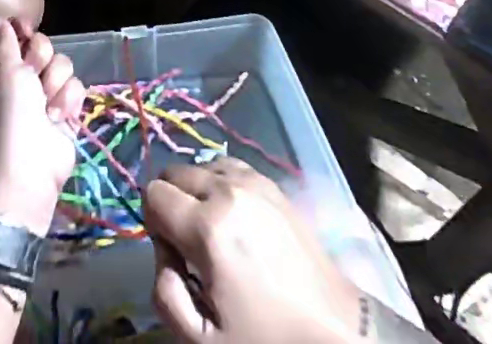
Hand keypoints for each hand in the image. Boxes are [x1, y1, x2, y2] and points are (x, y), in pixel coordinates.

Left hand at [0, 18, 84, 232]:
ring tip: (47, 107)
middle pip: (44, 46)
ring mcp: (47, 94)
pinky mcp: (67, 109)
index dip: (24, 31)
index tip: (26, 30)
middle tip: (33, 76)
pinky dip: (68, 101)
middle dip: (42, 59)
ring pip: (64, 65)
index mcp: (2, 69)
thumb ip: (4, 42)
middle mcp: (24, 79)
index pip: (16, 36)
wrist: (30, 165)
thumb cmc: (10, 115)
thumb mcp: (4, 72)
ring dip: (56, 84)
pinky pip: (77, 87)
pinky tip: (59, 117)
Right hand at [145, 159, 361, 343]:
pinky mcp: (274, 185)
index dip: (153, 225)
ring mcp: (254, 182)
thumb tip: (164, 251)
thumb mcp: (201, 339)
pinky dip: (222, 183)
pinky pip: (230, 166)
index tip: (174, 257)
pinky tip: (236, 218)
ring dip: (197, 191)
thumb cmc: (267, 340)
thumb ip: (164, 291)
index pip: (153, 194)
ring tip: (215, 231)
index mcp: (207, 227)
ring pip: (202, 165)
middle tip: (191, 247)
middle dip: (172, 204)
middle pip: (174, 173)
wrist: (338, 333)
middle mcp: (228, 191)